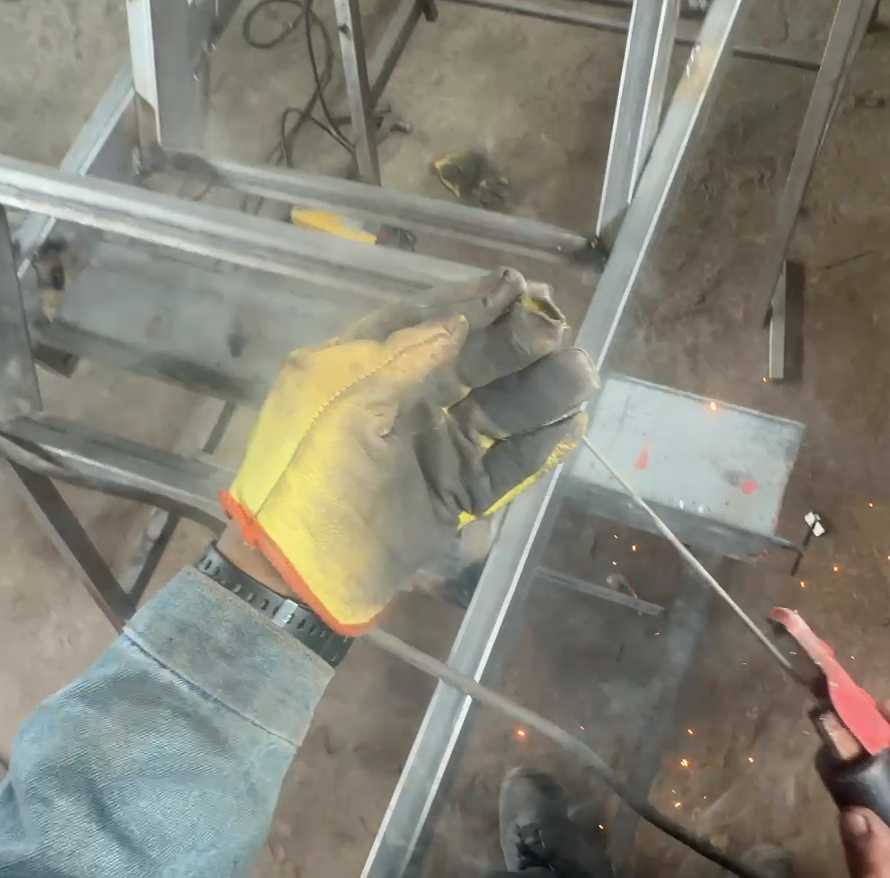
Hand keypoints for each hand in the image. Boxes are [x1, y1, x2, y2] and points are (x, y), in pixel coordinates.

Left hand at [224, 268, 597, 632]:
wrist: (308, 579)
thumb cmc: (313, 483)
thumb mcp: (344, 409)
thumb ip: (401, 361)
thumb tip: (457, 322)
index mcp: (363, 372)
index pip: (422, 322)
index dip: (469, 303)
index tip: (516, 286)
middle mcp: (405, 402)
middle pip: (470, 363)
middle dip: (515, 345)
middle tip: (557, 332)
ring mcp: (436, 448)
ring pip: (498, 411)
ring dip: (539, 392)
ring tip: (581, 375)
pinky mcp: (459, 491)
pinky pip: (506, 465)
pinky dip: (538, 446)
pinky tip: (571, 424)